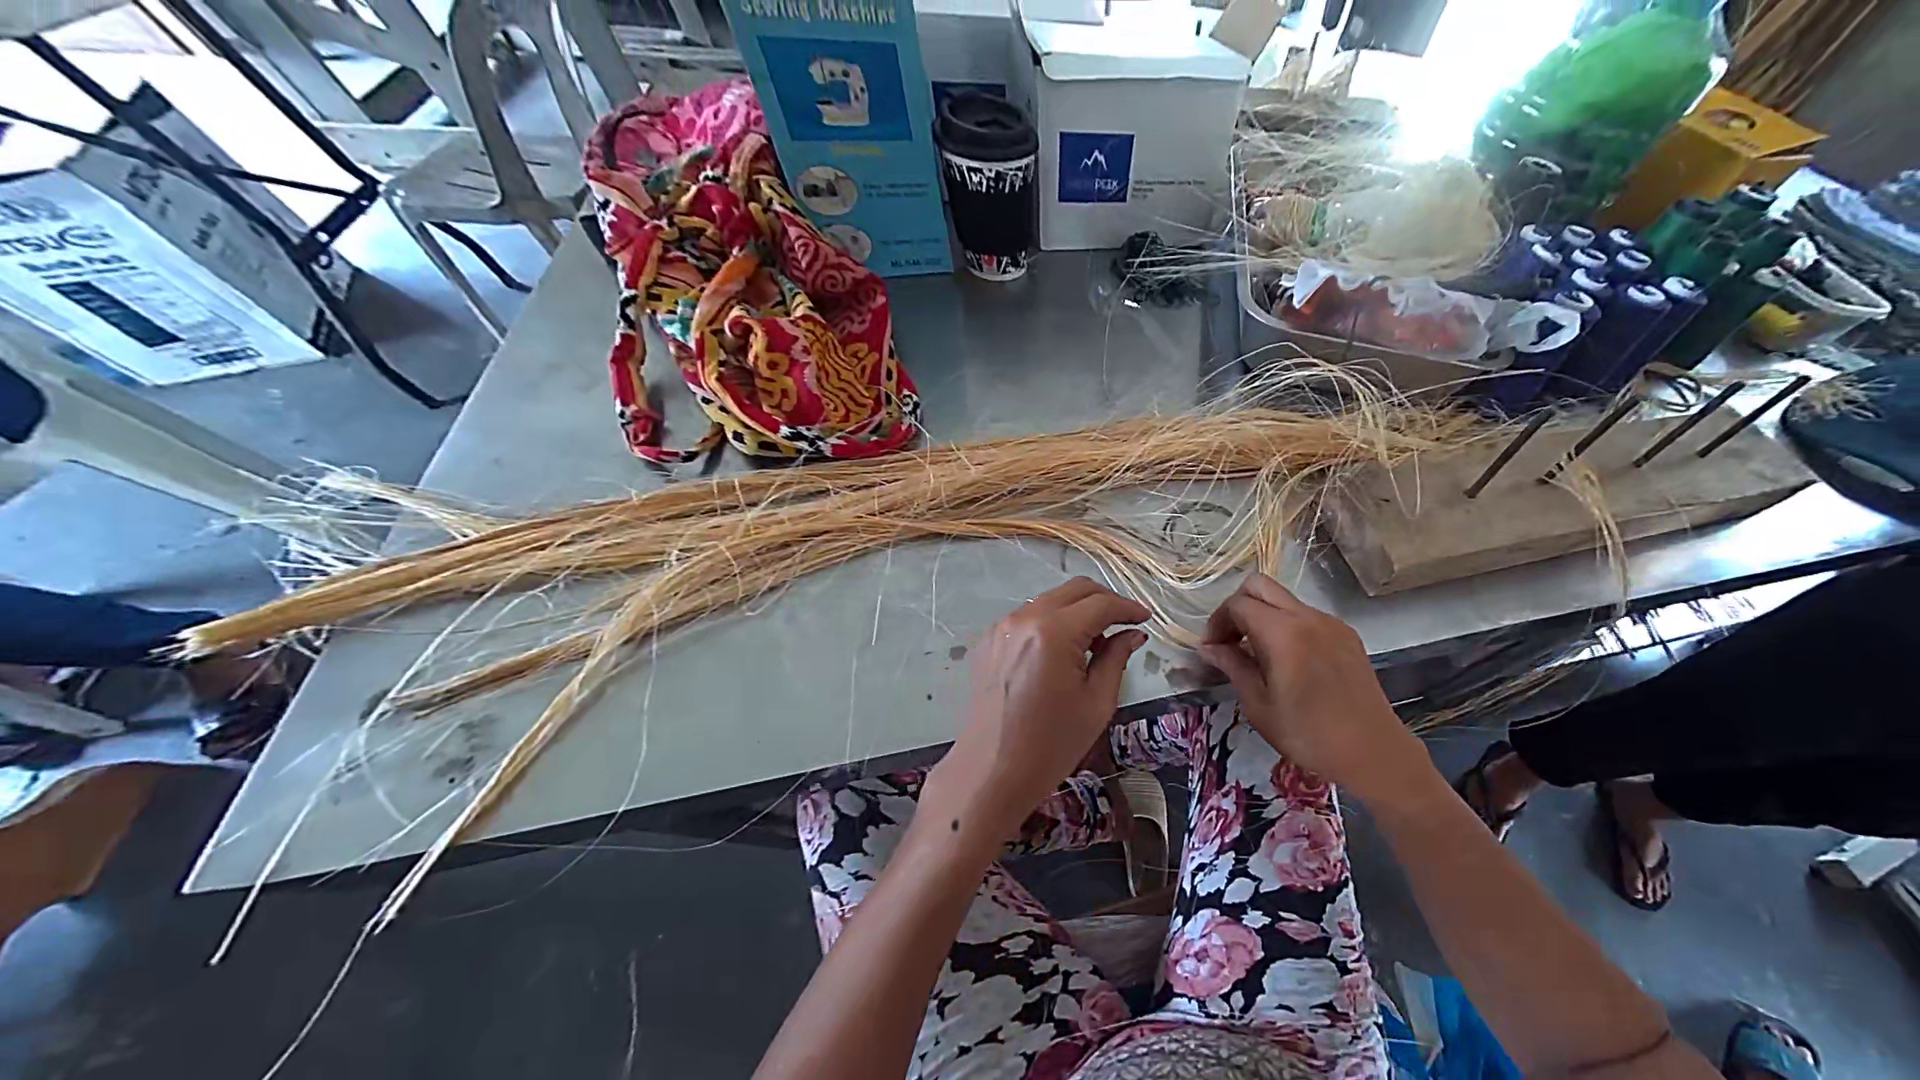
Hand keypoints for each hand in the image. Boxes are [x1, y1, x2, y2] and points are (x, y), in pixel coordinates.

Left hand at [924, 578, 1149, 844]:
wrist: (992, 769)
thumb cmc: (1051, 744)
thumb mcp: (1096, 703)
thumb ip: (1116, 658)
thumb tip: (1132, 634)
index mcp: (1053, 632)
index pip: (1100, 604)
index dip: (1128, 608)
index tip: (1144, 619)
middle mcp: (1023, 619)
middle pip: (1073, 590)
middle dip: (1103, 601)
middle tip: (1123, 625)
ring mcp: (1001, 628)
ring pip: (1048, 601)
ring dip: (1075, 612)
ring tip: (1092, 646)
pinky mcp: (987, 641)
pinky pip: (1026, 619)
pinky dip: (1049, 625)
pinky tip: (1058, 655)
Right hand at [1199, 573, 1427, 801]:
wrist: (1373, 754)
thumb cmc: (1308, 734)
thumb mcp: (1258, 704)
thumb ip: (1232, 666)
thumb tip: (1208, 647)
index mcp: (1283, 633)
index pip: (1238, 604)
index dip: (1217, 622)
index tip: (1212, 649)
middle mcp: (1308, 618)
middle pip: (1260, 586)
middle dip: (1237, 607)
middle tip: (1230, 640)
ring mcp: (1331, 624)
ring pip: (1283, 599)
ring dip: (1262, 615)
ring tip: (1255, 653)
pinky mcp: (1347, 636)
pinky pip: (1306, 615)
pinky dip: (1285, 625)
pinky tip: (1286, 660)